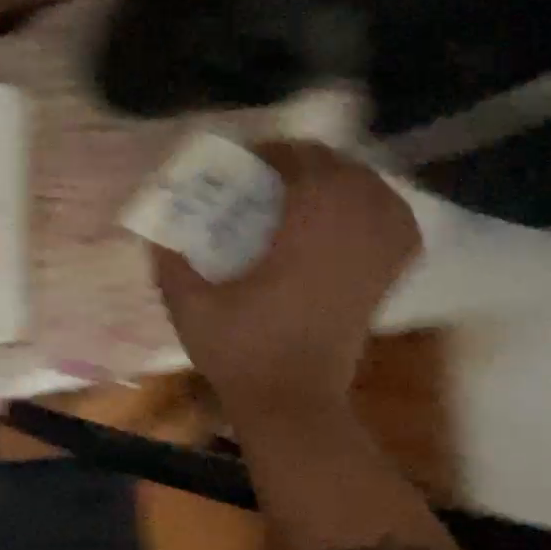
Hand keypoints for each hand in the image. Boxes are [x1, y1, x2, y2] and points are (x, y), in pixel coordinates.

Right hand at [153, 141, 420, 425]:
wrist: (291, 396)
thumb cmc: (238, 350)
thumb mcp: (188, 305)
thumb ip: (171, 262)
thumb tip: (154, 229)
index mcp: (307, 235)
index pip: (308, 167)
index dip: (276, 153)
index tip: (243, 157)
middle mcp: (354, 234)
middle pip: (345, 170)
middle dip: (307, 160)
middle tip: (266, 169)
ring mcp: (379, 254)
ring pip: (376, 188)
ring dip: (340, 177)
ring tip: (302, 185)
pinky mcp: (387, 273)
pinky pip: (396, 217)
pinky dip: (375, 202)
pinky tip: (347, 210)